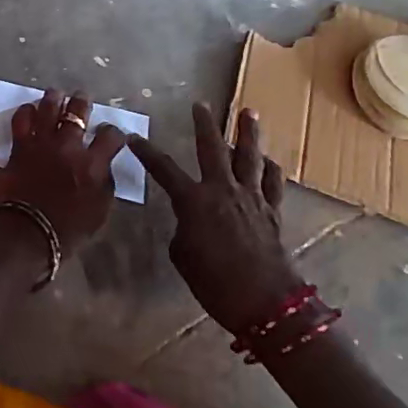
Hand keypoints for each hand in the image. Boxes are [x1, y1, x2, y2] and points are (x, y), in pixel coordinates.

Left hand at [0, 89, 127, 250]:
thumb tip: (104, 168)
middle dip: (82, 102)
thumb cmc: (66, 231)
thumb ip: (104, 185)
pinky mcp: (20, 147)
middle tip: (82, 96)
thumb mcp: (99, 212)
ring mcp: (42, 144)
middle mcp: (69, 148)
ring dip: (54, 98)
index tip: (110, 133)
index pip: (111, 137)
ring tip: (56, 92)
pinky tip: (28, 109)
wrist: (26, 233)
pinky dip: (26, 112)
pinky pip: (22, 121)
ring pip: (49, 109)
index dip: (113, 132)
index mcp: (94, 165)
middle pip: (78, 114)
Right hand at [129, 104, 304, 336]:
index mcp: (194, 201)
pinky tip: (269, 161)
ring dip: (248, 133)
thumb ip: (184, 229)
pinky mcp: (272, 211)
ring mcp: (251, 198)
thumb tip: (191, 221)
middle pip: (212, 148)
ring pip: (249, 157)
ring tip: (248, 112)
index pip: (164, 169)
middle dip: (204, 124)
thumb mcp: (183, 256)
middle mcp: (222, 190)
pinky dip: (271, 169)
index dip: (147, 152)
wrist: (265, 302)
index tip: (134, 137)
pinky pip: (273, 183)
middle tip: (201, 105)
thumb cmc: (214, 282)